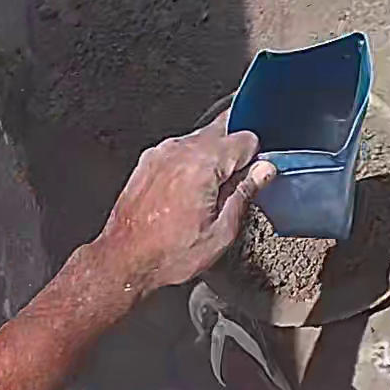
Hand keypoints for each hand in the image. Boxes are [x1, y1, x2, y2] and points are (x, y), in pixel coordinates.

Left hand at [93, 117, 276, 296]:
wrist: (124, 260)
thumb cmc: (167, 253)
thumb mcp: (220, 233)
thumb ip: (244, 194)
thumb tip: (264, 170)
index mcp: (202, 164)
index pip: (245, 138)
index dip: (255, 158)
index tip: (253, 178)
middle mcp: (179, 150)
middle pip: (222, 129)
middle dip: (234, 152)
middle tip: (234, 185)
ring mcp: (161, 153)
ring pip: (200, 138)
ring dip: (212, 157)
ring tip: (208, 194)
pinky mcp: (148, 161)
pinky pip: (179, 150)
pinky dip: (190, 162)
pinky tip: (188, 193)